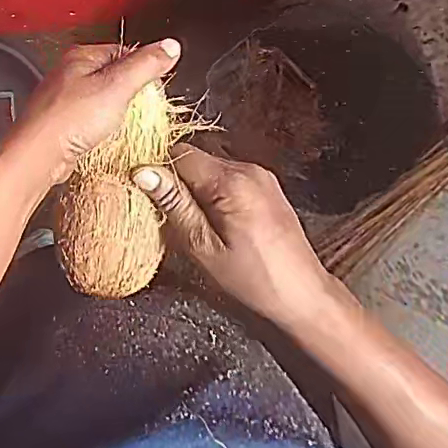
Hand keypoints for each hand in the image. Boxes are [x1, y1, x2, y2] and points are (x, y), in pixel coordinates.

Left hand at [8, 40, 181, 184]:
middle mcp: (70, 72)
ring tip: (117, 124)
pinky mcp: (62, 122)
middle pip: (114, 75)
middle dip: (129, 93)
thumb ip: (146, 65)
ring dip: (115, 112)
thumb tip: (170, 47)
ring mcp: (64, 98)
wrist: (38, 156)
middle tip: (136, 109)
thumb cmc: (70, 120)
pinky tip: (102, 136)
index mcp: (82, 55)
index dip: (144, 69)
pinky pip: (90, 119)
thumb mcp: (118, 87)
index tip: (152, 88)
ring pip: (102, 98)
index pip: (125, 51)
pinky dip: (100, 127)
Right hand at [131, 146, 351, 329]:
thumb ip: (175, 205)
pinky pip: (227, 179)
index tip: (144, 195)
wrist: (304, 293)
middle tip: (166, 217)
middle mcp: (248, 169)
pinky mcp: (266, 187)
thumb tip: (143, 172)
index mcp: (232, 181)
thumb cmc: (255, 279)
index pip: (178, 153)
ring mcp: (260, 176)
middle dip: (174, 183)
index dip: (156, 171)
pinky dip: (212, 194)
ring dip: (193, 190)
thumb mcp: (204, 247)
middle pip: (194, 159)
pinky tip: (213, 224)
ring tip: (192, 225)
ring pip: (209, 169)